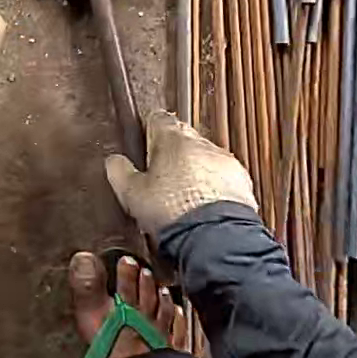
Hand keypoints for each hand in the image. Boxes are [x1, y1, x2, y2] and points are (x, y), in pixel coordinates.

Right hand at [104, 109, 256, 233]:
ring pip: (203, 159)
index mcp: (172, 139)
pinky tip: (200, 207)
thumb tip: (114, 161)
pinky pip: (222, 179)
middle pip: (182, 139)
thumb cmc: (172, 212)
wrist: (216, 238)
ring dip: (193, 171)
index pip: (157, 118)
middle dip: (171, 154)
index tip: (143, 143)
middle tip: (158, 178)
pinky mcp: (242, 183)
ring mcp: (224, 162)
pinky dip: (212, 188)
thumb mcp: (131, 193)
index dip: (148, 130)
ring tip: (180, 198)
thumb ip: (119, 171)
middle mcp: (201, 144)